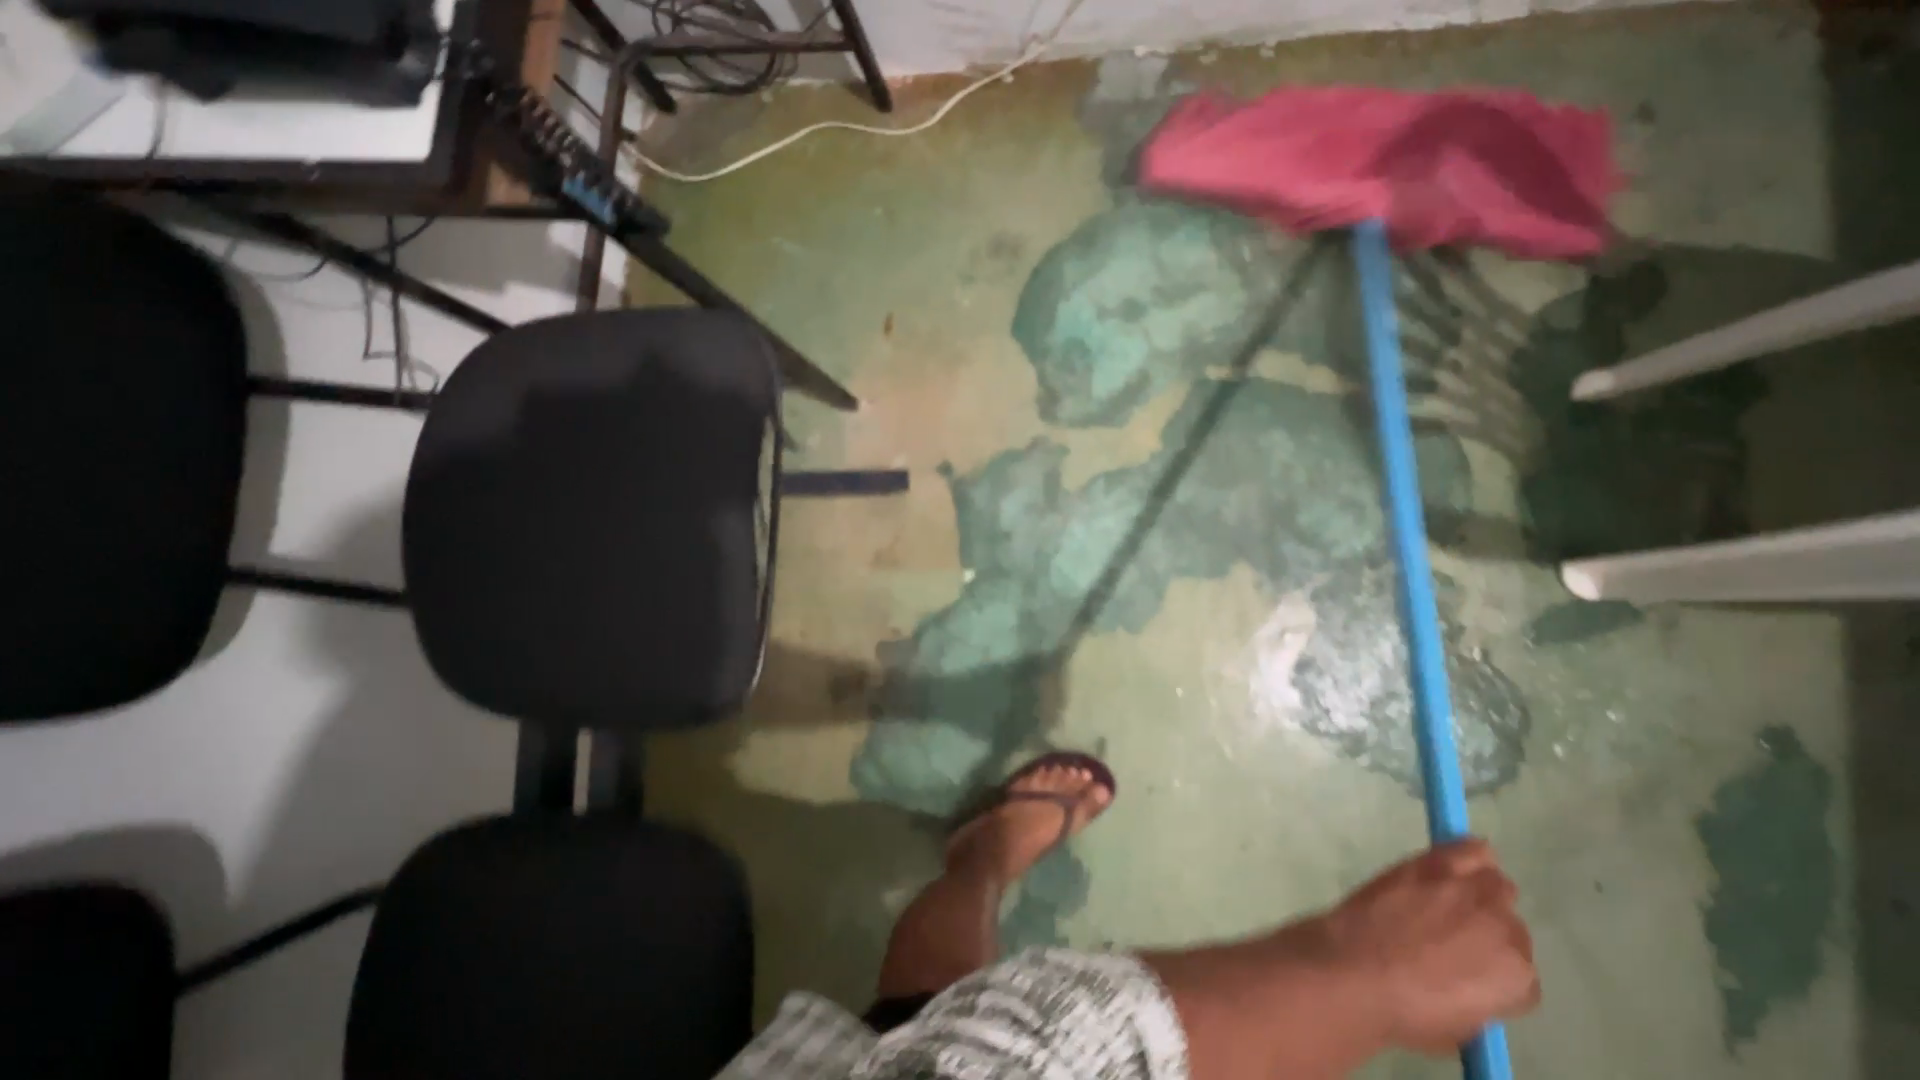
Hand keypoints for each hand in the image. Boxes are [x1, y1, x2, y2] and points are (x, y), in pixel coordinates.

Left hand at [1323, 839, 1539, 1054]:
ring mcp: (1471, 894)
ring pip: (1497, 885)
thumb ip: (1478, 1000)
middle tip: (1449, 939)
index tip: (1464, 973)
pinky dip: (1469, 854)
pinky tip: (1451, 865)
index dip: (1490, 975)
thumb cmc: (1403, 1011)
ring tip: (1445, 904)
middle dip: (1484, 935)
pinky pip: (1472, 849)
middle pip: (1511, 927)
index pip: (1522, 977)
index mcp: (1517, 979)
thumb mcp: (1458, 1029)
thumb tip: (1470, 985)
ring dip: (1477, 895)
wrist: (1354, 972)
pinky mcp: (1437, 866)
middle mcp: (1505, 932)